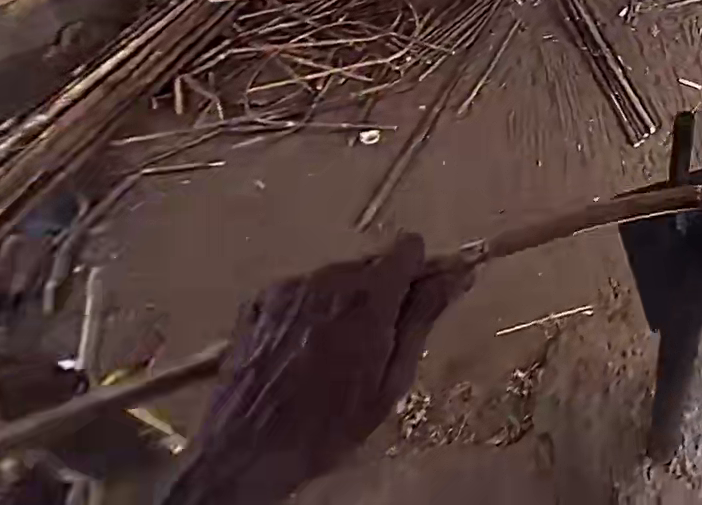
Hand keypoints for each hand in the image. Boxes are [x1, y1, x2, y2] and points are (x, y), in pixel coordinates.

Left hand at [164, 235, 472, 504]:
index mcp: (371, 294)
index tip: (413, 299)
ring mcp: (294, 285)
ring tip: (329, 351)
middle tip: (369, 340)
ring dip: (343, 301)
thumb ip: (424, 317)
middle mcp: (333, 276)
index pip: (409, 246)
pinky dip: (308, 310)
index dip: (416, 271)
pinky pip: (302, 290)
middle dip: (379, 292)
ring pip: (336, 277)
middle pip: (372, 264)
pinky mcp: (263, 298)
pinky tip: (298, 349)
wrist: (244, 454)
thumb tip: (457, 274)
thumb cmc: (329, 425)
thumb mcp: (391, 380)